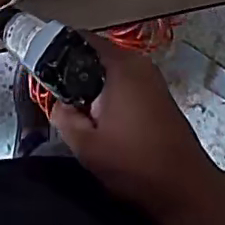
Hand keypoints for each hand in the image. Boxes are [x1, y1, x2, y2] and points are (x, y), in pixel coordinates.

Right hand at [49, 34, 224, 224]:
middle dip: (75, 73)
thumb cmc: (134, 162)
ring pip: (111, 72)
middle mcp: (139, 63)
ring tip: (77, 114)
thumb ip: (63, 116)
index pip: (83, 39)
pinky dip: (110, 95)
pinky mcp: (158, 94)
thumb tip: (57, 102)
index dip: (59, 50)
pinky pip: (126, 83)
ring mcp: (152, 77)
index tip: (41, 68)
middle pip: (97, 55)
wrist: (182, 185)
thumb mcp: (85, 144)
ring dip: (93, 87)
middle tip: (56, 97)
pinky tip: (102, 122)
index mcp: (121, 65)